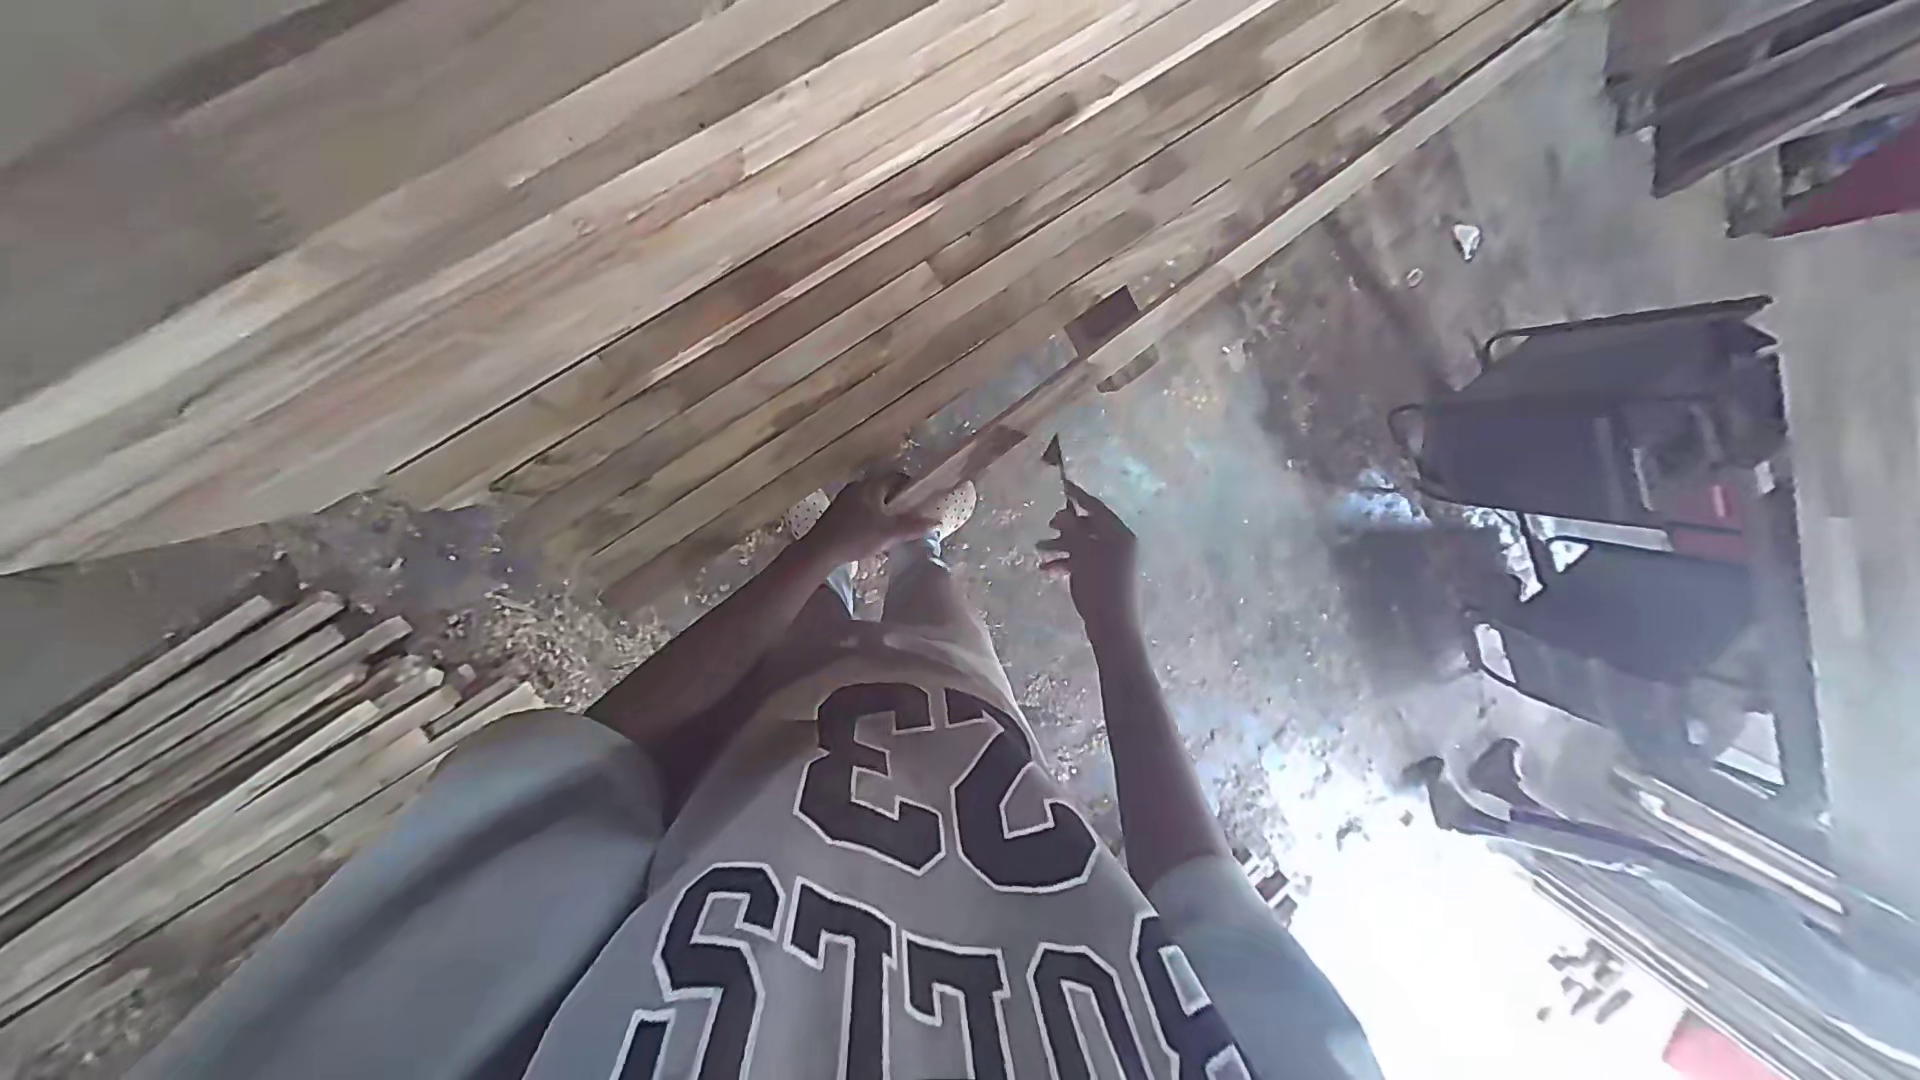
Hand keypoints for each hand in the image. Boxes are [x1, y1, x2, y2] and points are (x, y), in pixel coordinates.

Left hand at [803, 473, 939, 562]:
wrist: (820, 550)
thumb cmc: (856, 537)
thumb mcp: (889, 533)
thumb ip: (912, 527)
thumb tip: (935, 521)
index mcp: (871, 486)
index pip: (896, 477)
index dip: (910, 487)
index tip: (920, 500)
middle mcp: (857, 487)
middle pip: (883, 488)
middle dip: (897, 501)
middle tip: (909, 515)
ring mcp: (845, 499)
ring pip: (871, 499)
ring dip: (883, 510)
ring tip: (894, 526)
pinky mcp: (837, 513)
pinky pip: (860, 509)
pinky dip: (871, 517)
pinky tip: (873, 533)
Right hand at [1037, 480, 1142, 644]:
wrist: (1113, 627)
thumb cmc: (1100, 588)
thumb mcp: (1082, 556)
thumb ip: (1072, 531)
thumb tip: (1062, 514)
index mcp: (1119, 534)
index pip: (1096, 507)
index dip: (1078, 495)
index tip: (1062, 483)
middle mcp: (1118, 544)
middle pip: (1088, 525)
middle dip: (1066, 525)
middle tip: (1048, 525)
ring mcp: (1112, 560)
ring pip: (1083, 544)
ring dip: (1061, 545)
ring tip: (1039, 549)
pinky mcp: (1104, 576)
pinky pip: (1083, 561)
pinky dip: (1066, 562)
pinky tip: (1047, 569)